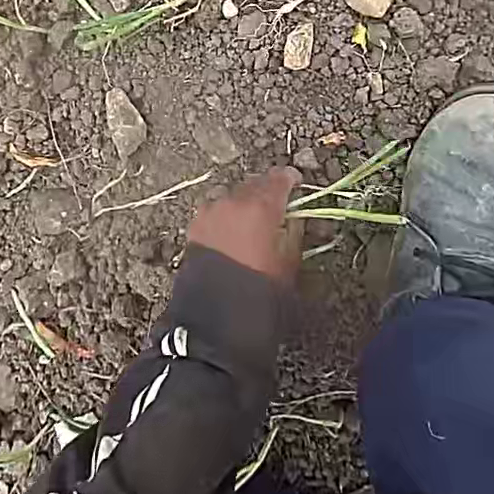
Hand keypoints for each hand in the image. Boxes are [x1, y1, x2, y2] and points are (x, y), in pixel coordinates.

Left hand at [186, 167, 300, 282]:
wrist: (213, 316)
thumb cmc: (258, 293)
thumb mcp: (288, 264)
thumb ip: (293, 233)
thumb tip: (294, 219)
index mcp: (262, 207)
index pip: (279, 179)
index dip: (290, 178)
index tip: (297, 182)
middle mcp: (235, 201)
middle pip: (255, 183)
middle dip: (268, 190)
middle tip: (278, 204)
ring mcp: (212, 211)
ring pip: (234, 194)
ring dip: (245, 200)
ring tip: (253, 218)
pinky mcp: (196, 224)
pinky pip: (215, 208)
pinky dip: (226, 212)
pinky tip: (231, 229)